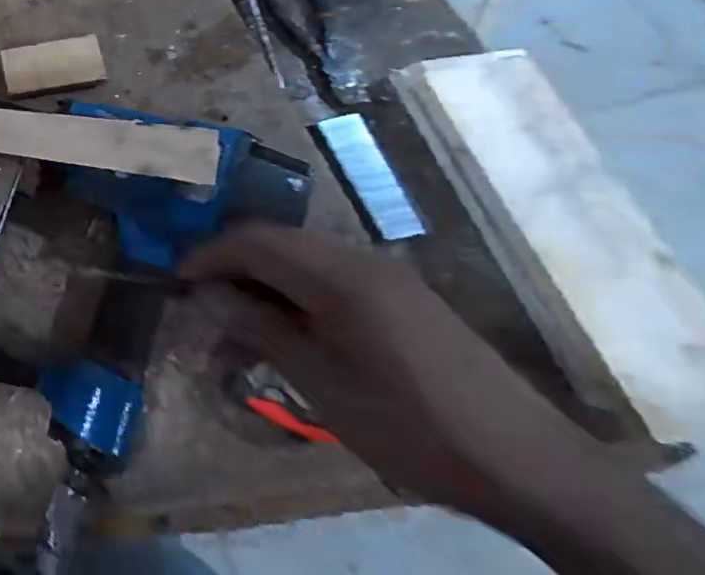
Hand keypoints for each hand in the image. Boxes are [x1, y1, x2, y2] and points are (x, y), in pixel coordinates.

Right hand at [181, 227, 704, 574]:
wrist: (528, 462)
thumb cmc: (413, 426)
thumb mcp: (324, 385)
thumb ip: (262, 330)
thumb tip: (209, 297)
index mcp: (340, 275)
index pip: (255, 241)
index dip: (210, 253)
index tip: (176, 277)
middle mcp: (360, 259)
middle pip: (277, 241)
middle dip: (232, 262)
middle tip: (201, 298)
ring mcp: (386, 275)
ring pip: (303, 257)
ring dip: (264, 278)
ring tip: (239, 318)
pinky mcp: (402, 296)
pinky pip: (330, 276)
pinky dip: (296, 291)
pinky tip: (289, 326)